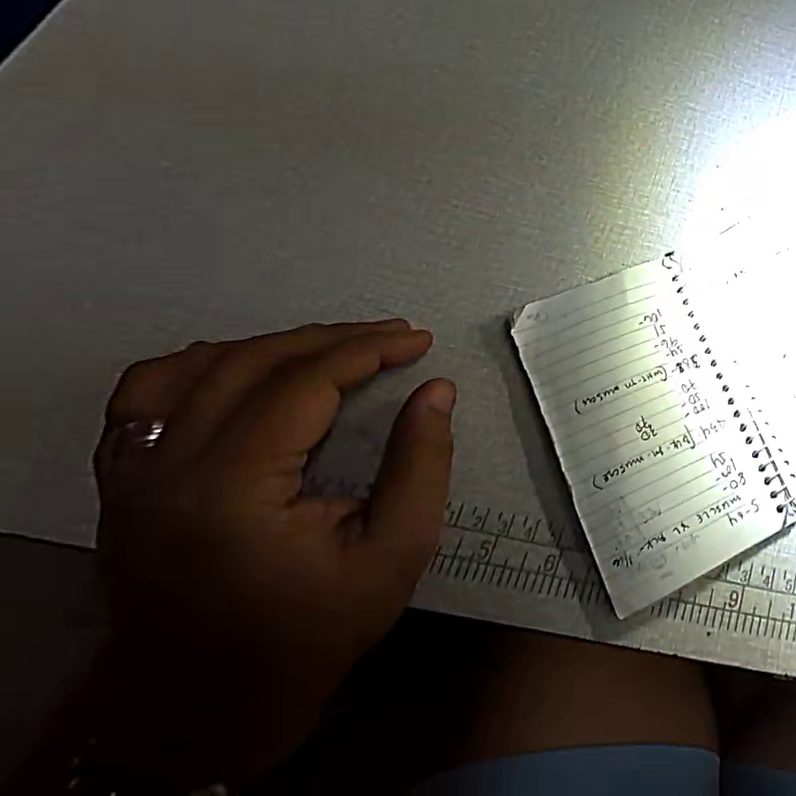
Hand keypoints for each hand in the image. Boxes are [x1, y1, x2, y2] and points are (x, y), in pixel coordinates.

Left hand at [89, 320, 455, 785]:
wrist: (208, 698)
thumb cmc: (316, 625)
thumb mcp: (398, 548)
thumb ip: (422, 463)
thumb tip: (436, 390)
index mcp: (230, 493)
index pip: (300, 386)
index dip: (367, 351)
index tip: (419, 340)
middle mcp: (163, 476)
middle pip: (245, 366)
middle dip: (330, 338)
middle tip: (394, 335)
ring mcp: (128, 480)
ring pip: (184, 371)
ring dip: (268, 345)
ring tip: (332, 346)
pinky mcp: (121, 487)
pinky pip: (142, 399)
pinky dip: (203, 366)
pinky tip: (253, 370)